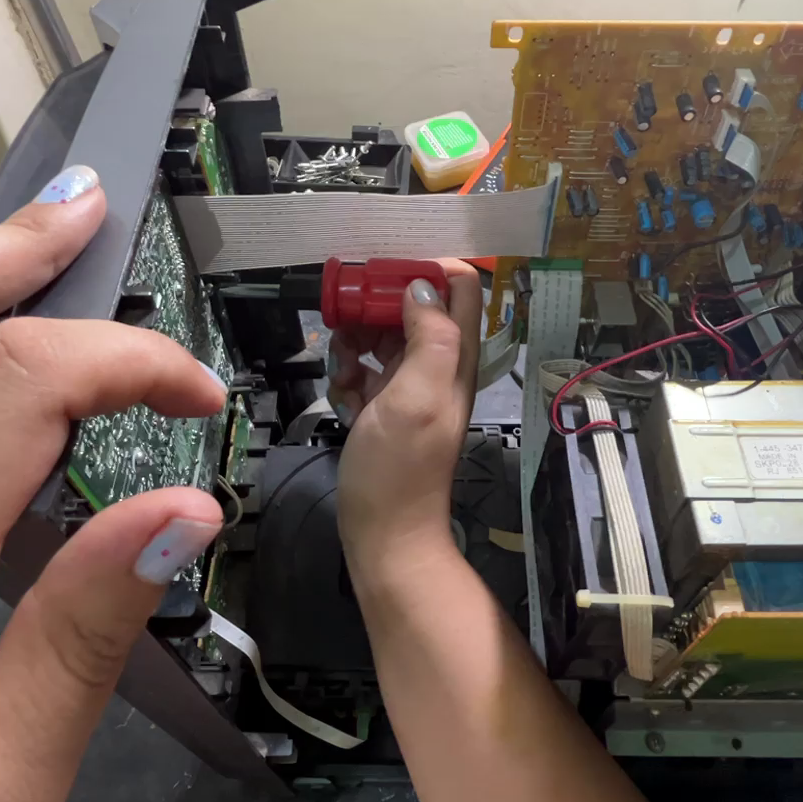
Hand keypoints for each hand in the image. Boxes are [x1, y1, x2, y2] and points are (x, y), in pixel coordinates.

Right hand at [325, 260, 481, 559]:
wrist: (383, 532)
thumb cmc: (399, 467)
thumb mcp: (418, 395)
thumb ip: (429, 337)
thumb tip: (421, 285)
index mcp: (456, 357)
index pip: (460, 287)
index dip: (426, 269)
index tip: (383, 273)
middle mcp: (437, 365)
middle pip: (413, 307)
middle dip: (375, 308)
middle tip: (349, 327)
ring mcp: (409, 385)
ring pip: (382, 336)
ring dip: (355, 343)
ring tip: (344, 371)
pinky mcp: (384, 405)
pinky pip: (365, 369)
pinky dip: (349, 374)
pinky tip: (342, 397)